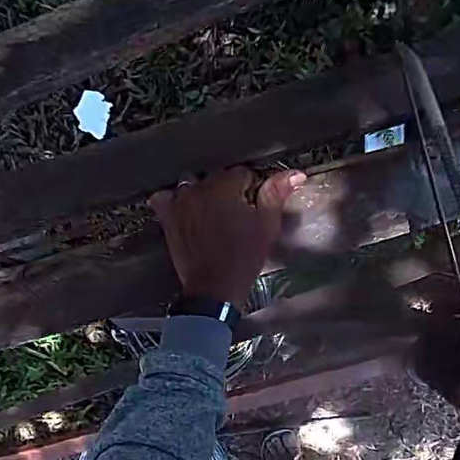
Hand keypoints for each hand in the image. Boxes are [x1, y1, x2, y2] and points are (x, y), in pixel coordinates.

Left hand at [148, 167, 305, 304]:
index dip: (252, 188)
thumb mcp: (266, 225)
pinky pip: (165, 198)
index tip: (255, 205)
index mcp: (225, 185)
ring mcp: (180, 201)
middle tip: (238, 214)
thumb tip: (295, 173)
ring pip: (193, 184)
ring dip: (203, 192)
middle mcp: (199, 187)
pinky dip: (173, 200)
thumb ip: (276, 194)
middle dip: (229, 190)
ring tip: (214, 213)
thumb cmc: (244, 256)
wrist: (215, 287)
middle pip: (217, 177)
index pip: (243, 173)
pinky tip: (185, 209)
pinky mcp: (167, 217)